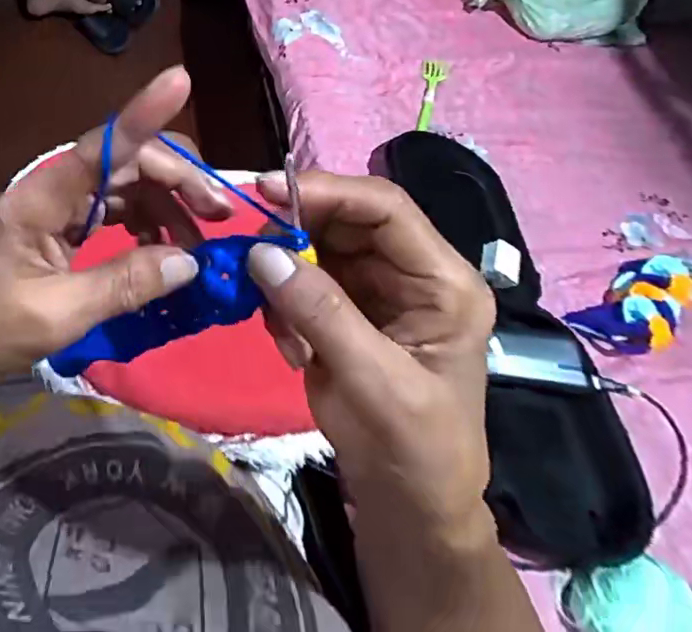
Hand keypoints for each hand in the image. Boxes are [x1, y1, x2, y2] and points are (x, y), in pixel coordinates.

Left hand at [0, 66, 232, 392]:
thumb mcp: (59, 314)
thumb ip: (124, 283)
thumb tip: (191, 261)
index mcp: (40, 198)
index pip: (99, 147)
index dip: (142, 114)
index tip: (180, 81)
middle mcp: (55, 187)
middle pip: (127, 160)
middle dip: (178, 177)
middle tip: (222, 212)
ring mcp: (64, 202)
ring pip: (131, 180)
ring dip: (172, 201)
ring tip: (204, 239)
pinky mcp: (72, 221)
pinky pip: (124, 207)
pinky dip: (153, 221)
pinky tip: (173, 247)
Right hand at [245, 172, 495, 535]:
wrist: (408, 502)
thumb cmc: (412, 448)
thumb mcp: (372, 382)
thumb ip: (320, 312)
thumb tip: (262, 251)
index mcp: (442, 281)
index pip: (385, 208)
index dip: (328, 190)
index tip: (267, 191)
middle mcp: (410, 271)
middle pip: (346, 219)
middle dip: (296, 230)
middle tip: (249, 248)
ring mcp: (376, 287)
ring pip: (317, 245)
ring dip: (285, 273)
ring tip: (278, 325)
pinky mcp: (346, 305)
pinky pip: (302, 278)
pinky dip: (282, 302)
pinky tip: (292, 348)